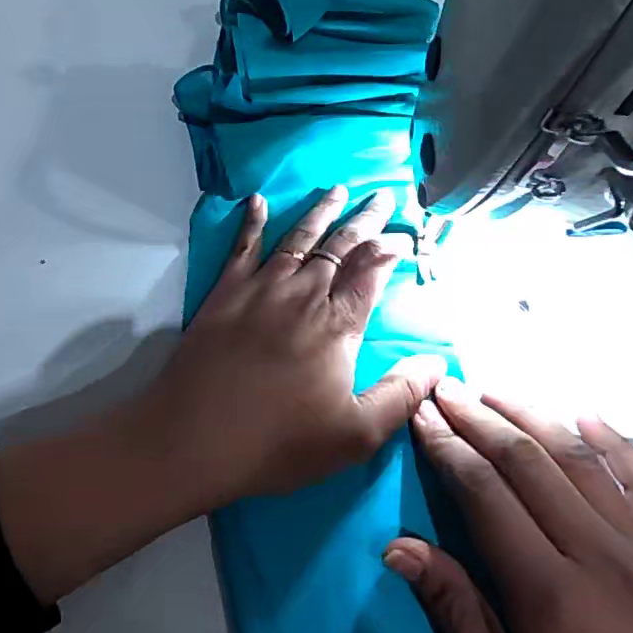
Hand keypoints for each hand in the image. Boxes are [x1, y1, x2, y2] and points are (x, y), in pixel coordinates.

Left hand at [137, 186, 447, 507]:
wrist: (192, 439)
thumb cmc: (278, 442)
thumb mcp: (355, 434)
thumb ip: (401, 396)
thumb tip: (439, 363)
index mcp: (337, 324)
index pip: (371, 272)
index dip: (390, 251)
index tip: (404, 237)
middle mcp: (302, 294)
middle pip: (340, 247)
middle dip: (365, 220)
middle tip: (382, 197)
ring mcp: (260, 289)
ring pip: (298, 237)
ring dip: (320, 211)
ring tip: (337, 190)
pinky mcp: (224, 293)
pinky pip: (243, 247)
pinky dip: (252, 221)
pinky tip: (258, 201)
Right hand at [385, 386, 632, 632]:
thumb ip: (461, 622)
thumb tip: (400, 548)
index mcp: (553, 597)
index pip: (485, 493)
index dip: (448, 447)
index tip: (421, 414)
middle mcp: (602, 558)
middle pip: (529, 462)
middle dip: (480, 418)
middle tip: (446, 388)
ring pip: (583, 460)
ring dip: (535, 416)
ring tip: (496, 390)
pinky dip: (619, 446)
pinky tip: (591, 418)